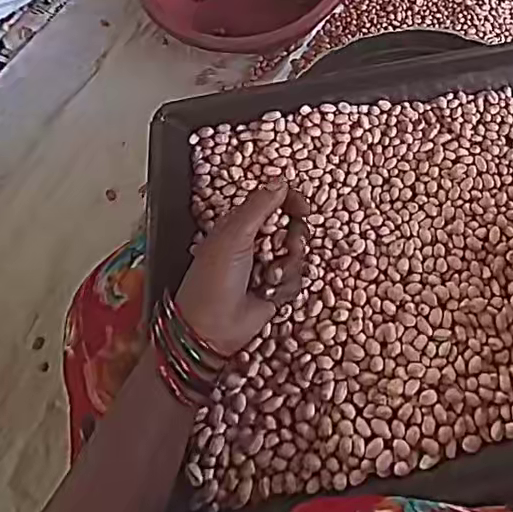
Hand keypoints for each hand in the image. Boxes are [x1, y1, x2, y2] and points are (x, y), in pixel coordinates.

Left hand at [173, 182, 310, 355]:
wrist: (210, 329)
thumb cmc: (213, 280)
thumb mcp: (235, 235)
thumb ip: (260, 205)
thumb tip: (280, 182)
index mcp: (241, 223)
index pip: (274, 201)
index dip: (290, 202)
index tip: (302, 209)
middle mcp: (256, 242)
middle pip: (293, 227)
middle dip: (293, 238)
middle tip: (284, 248)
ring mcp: (267, 265)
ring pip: (298, 254)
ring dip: (287, 266)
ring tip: (269, 277)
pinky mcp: (276, 289)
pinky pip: (297, 279)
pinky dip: (286, 286)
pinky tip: (268, 293)